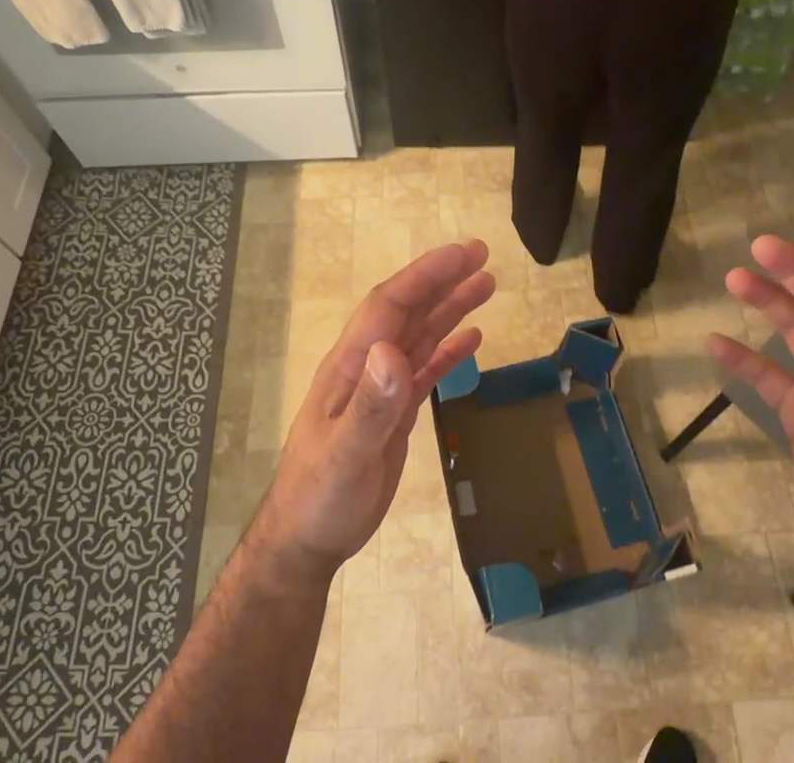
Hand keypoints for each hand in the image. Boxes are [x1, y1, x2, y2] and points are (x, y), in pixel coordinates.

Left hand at [250, 241, 496, 578]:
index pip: (390, 307)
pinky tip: (472, 340)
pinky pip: (424, 372)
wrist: (307, 540)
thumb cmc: (320, 499)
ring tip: (486, 285)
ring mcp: (380, 391)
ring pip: (419, 337)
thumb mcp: (344, 456)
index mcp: (350, 367)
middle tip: (483, 255)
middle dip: (442, 281)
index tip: (463, 254)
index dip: (425, 276)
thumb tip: (392, 350)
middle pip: (407, 313)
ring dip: (450, 309)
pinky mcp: (393, 415)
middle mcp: (365, 369)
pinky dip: (448, 352)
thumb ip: (370, 406)